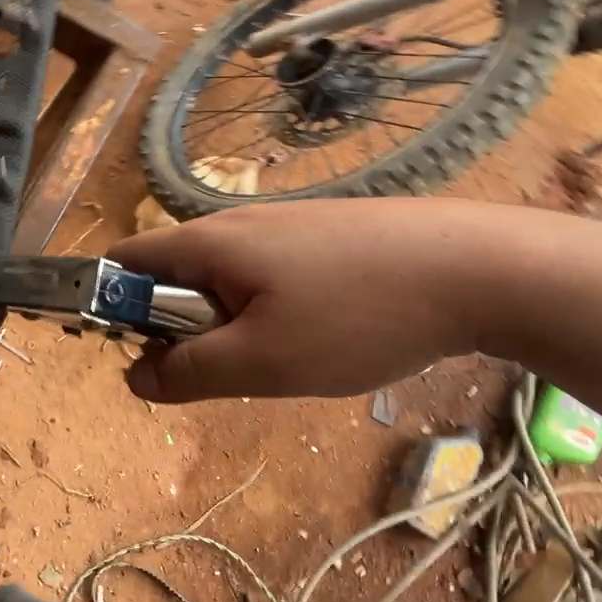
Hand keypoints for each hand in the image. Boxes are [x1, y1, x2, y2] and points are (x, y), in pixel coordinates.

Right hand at [108, 199, 506, 402]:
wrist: (486, 269)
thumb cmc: (359, 316)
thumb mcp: (262, 362)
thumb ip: (188, 373)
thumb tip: (135, 379)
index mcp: (207, 243)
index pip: (124, 261)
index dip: (115, 306)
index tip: (147, 352)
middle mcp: (237, 223)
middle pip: (174, 273)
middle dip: (181, 325)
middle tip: (227, 368)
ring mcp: (287, 224)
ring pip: (225, 279)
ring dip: (230, 323)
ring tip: (284, 357)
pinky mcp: (328, 234)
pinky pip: (270, 274)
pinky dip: (272, 309)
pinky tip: (326, 334)